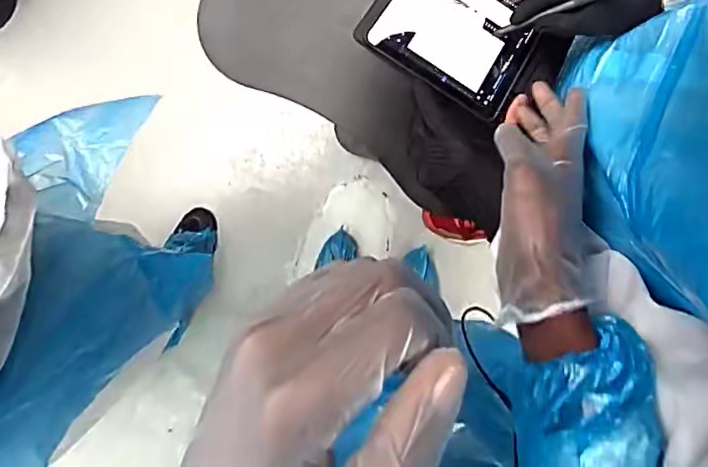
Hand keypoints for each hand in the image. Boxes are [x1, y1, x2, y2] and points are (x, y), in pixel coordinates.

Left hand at [184, 258, 467, 466]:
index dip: (437, 338)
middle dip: (421, 308)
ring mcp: (259, 322)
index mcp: (297, 393)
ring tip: (401, 349)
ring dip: (391, 297)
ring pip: (355, 268)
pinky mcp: (255, 319)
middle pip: (379, 276)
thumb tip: (452, 363)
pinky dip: (359, 297)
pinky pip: (326, 279)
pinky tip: (363, 340)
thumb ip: (405, 439)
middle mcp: (274, 339)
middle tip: (431, 358)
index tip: (441, 376)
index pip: (398, 314)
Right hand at [494, 82, 593, 323]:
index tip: (576, 86)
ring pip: (539, 146)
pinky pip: (525, 163)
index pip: (574, 120)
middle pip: (556, 130)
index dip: (573, 102)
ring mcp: (546, 185)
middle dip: (545, 108)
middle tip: (534, 88)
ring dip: (529, 127)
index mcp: (568, 155)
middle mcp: (560, 167)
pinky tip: (507, 144)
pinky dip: (516, 148)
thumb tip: (506, 127)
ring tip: (517, 108)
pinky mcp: (530, 201)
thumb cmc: (538, 213)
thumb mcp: (523, 167)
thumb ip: (513, 142)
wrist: (537, 269)